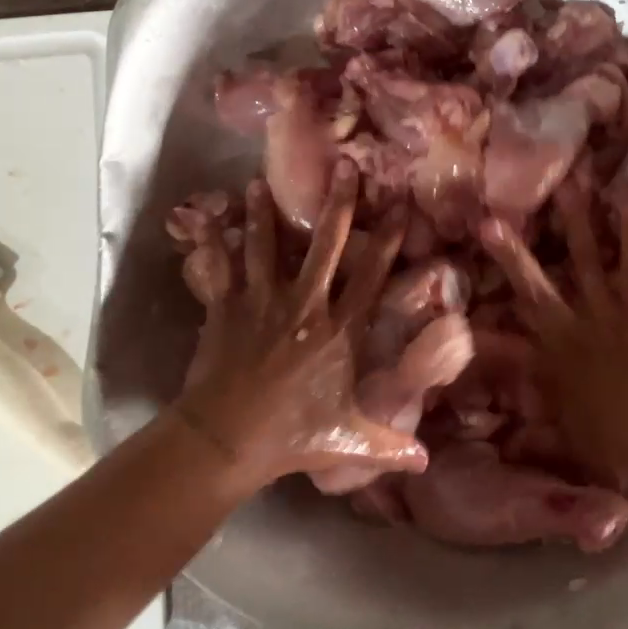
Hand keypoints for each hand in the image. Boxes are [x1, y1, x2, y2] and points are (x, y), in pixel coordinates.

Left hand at [177, 161, 425, 488]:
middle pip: (326, 245)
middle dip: (339, 204)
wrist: (226, 440)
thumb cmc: (292, 437)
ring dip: (264, 212)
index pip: (371, 276)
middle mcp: (305, 305)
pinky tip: (201, 218)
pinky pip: (218, 269)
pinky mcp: (227, 309)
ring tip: (258, 181)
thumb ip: (388, 444)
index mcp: (339, 330)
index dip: (388, 239)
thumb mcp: (347, 441)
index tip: (400, 206)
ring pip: (266, 246)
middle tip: (345, 167)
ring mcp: (263, 302)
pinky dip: (210, 244)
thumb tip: (426, 462)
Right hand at [477, 181, 627, 469]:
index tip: (455, 314)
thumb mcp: (571, 440)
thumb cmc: (617, 442)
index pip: (505, 345)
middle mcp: (569, 329)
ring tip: (568, 188)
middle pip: (534, 287)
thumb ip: (542, 436)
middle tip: (489, 222)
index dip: (479, 328)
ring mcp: (602, 312)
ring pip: (583, 260)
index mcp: (550, 364)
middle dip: (510, 254)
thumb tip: (513, 443)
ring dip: (574, 224)